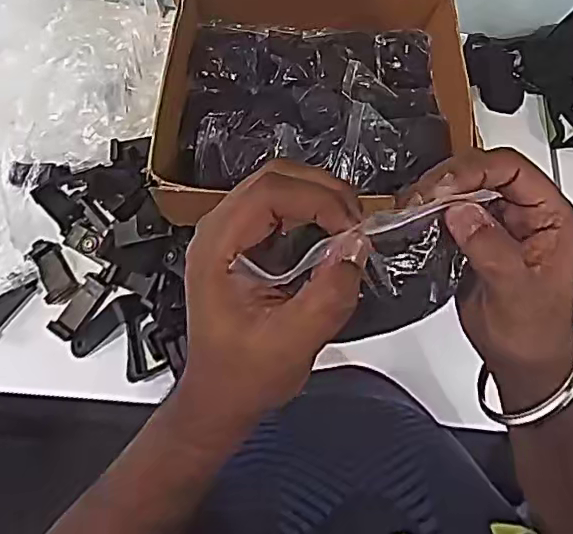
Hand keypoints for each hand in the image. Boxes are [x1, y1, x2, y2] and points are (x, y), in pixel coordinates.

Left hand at [176, 163, 369, 426]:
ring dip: (323, 195)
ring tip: (348, 226)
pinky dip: (316, 206)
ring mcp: (233, 229)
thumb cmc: (240, 376)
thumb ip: (326, 297)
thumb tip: (355, 247)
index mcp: (217, 247)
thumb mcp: (290, 345)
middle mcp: (220, 229)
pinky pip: (286, 199)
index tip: (349, 227)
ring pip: (283, 181)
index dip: (317, 200)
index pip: (269, 192)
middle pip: (277, 177)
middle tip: (355, 222)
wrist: (221, 395)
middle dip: (325, 191)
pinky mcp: (250, 235)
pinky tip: (333, 231)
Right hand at [402, 148, 572, 409]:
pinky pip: (454, 205)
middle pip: (486, 169)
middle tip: (423, 196)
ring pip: (467, 183)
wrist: (525, 366)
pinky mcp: (480, 230)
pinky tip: (419, 216)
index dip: (476, 170)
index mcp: (550, 215)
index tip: (445, 186)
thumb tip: (462, 210)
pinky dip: (433, 208)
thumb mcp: (517, 295)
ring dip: (438, 191)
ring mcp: (502, 219)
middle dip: (451, 178)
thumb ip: (492, 250)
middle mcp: (527, 210)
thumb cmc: (536, 336)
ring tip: (416, 205)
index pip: (512, 169)